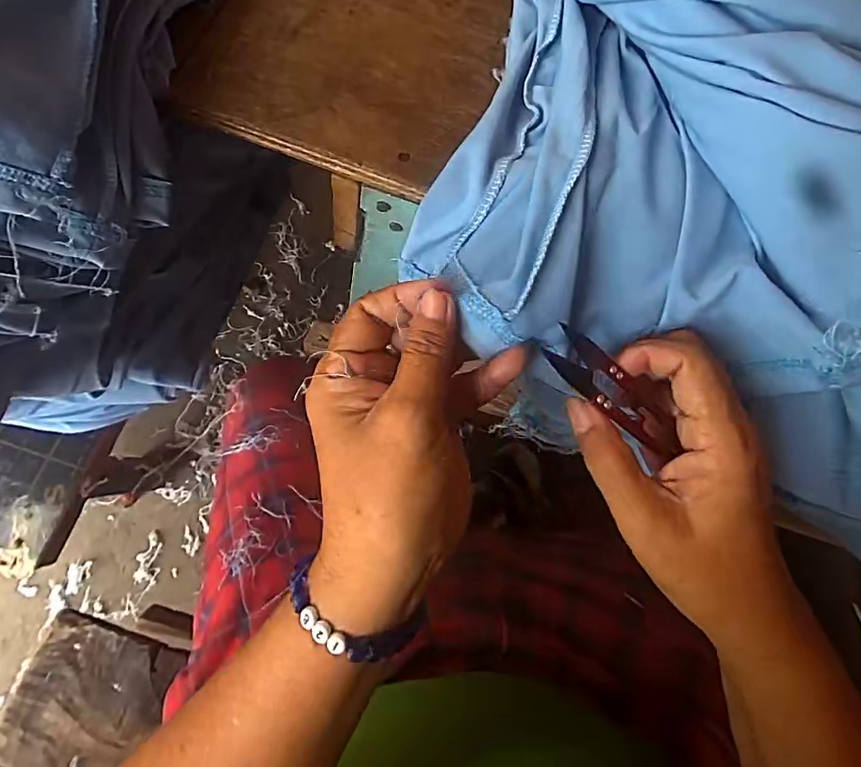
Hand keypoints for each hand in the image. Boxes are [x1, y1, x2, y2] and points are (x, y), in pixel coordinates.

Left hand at [303, 280, 528, 632]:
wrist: (397, 569)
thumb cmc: (388, 490)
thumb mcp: (406, 417)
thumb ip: (425, 354)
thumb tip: (438, 297)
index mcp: (344, 376)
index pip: (368, 316)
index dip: (404, 299)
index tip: (446, 292)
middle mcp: (373, 382)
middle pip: (408, 332)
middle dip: (444, 318)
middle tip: (486, 306)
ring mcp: (407, 402)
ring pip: (439, 357)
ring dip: (471, 344)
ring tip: (507, 325)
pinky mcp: (436, 422)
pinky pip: (459, 389)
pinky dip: (484, 376)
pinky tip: (516, 360)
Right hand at [566, 330, 792, 645]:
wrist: (750, 611)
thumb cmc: (698, 571)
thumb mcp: (639, 518)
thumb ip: (605, 456)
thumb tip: (576, 402)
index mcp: (723, 438)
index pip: (690, 360)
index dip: (644, 353)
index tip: (605, 379)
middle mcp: (733, 424)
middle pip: (691, 356)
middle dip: (641, 360)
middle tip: (603, 389)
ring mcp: (730, 431)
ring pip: (686, 373)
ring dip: (643, 381)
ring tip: (609, 410)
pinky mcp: (720, 442)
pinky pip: (684, 399)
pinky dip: (650, 401)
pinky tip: (629, 430)